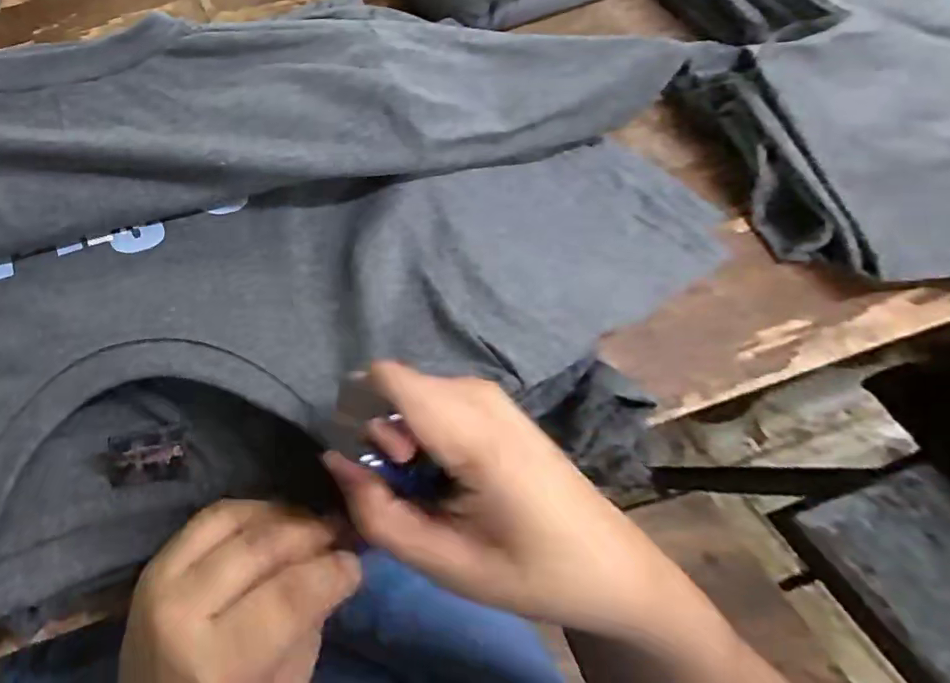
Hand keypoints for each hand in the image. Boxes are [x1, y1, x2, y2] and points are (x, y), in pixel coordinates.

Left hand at [120, 500, 361, 682]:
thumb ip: (304, 627)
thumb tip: (336, 564)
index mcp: (213, 661)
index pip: (283, 599)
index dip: (327, 573)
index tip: (356, 561)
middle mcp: (180, 608)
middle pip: (256, 550)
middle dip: (306, 533)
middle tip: (339, 529)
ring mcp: (160, 577)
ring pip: (229, 519)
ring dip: (277, 512)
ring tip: (311, 518)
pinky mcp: (154, 560)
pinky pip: (206, 518)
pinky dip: (245, 510)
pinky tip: (274, 515)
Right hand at [322, 363, 722, 646]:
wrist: (615, 569)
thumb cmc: (533, 572)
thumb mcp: (446, 564)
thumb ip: (378, 513)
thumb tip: (334, 459)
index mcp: (473, 432)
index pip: (385, 377)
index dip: (364, 417)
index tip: (392, 467)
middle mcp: (476, 394)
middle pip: (390, 388)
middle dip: (383, 435)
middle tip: (414, 487)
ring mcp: (486, 392)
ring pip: (406, 392)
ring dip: (402, 435)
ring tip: (435, 485)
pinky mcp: (489, 398)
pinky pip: (427, 396)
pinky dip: (421, 431)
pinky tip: (451, 473)